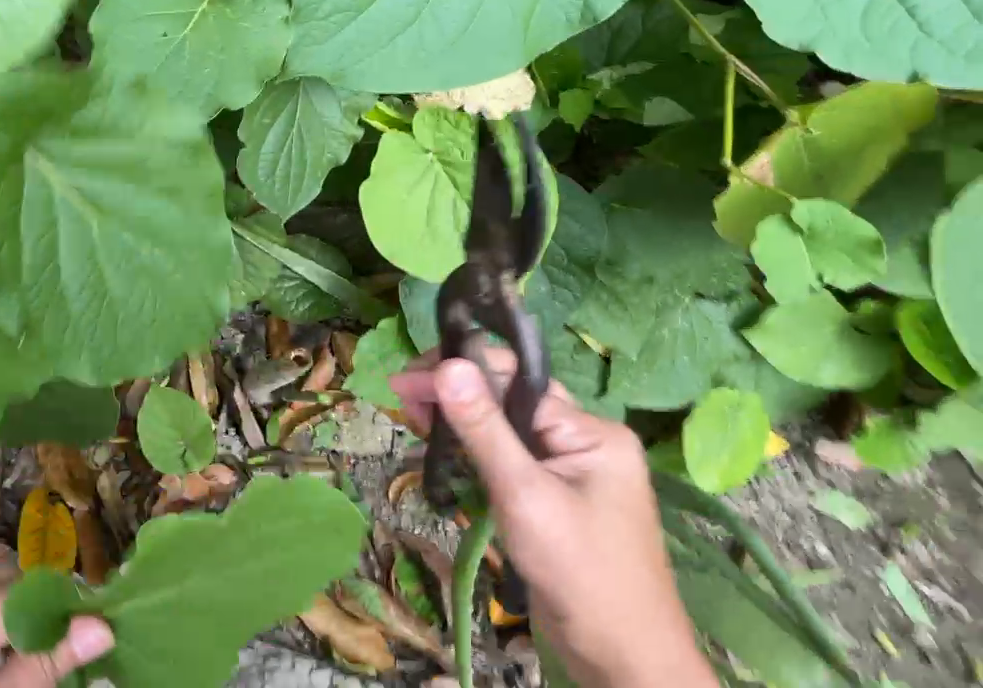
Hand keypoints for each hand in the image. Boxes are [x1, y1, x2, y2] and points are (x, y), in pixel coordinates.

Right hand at [390, 349, 717, 687]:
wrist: (622, 658)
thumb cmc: (578, 571)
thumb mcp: (522, 493)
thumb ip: (483, 427)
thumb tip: (447, 365)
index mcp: (591, 431)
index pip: (513, 380)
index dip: (456, 373)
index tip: (404, 381)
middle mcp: (583, 440)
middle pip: (507, 398)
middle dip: (452, 394)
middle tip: (401, 400)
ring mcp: (569, 468)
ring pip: (502, 427)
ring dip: (457, 421)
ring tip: (413, 421)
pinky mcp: (552, 494)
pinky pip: (506, 456)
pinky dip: (471, 449)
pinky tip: (442, 450)